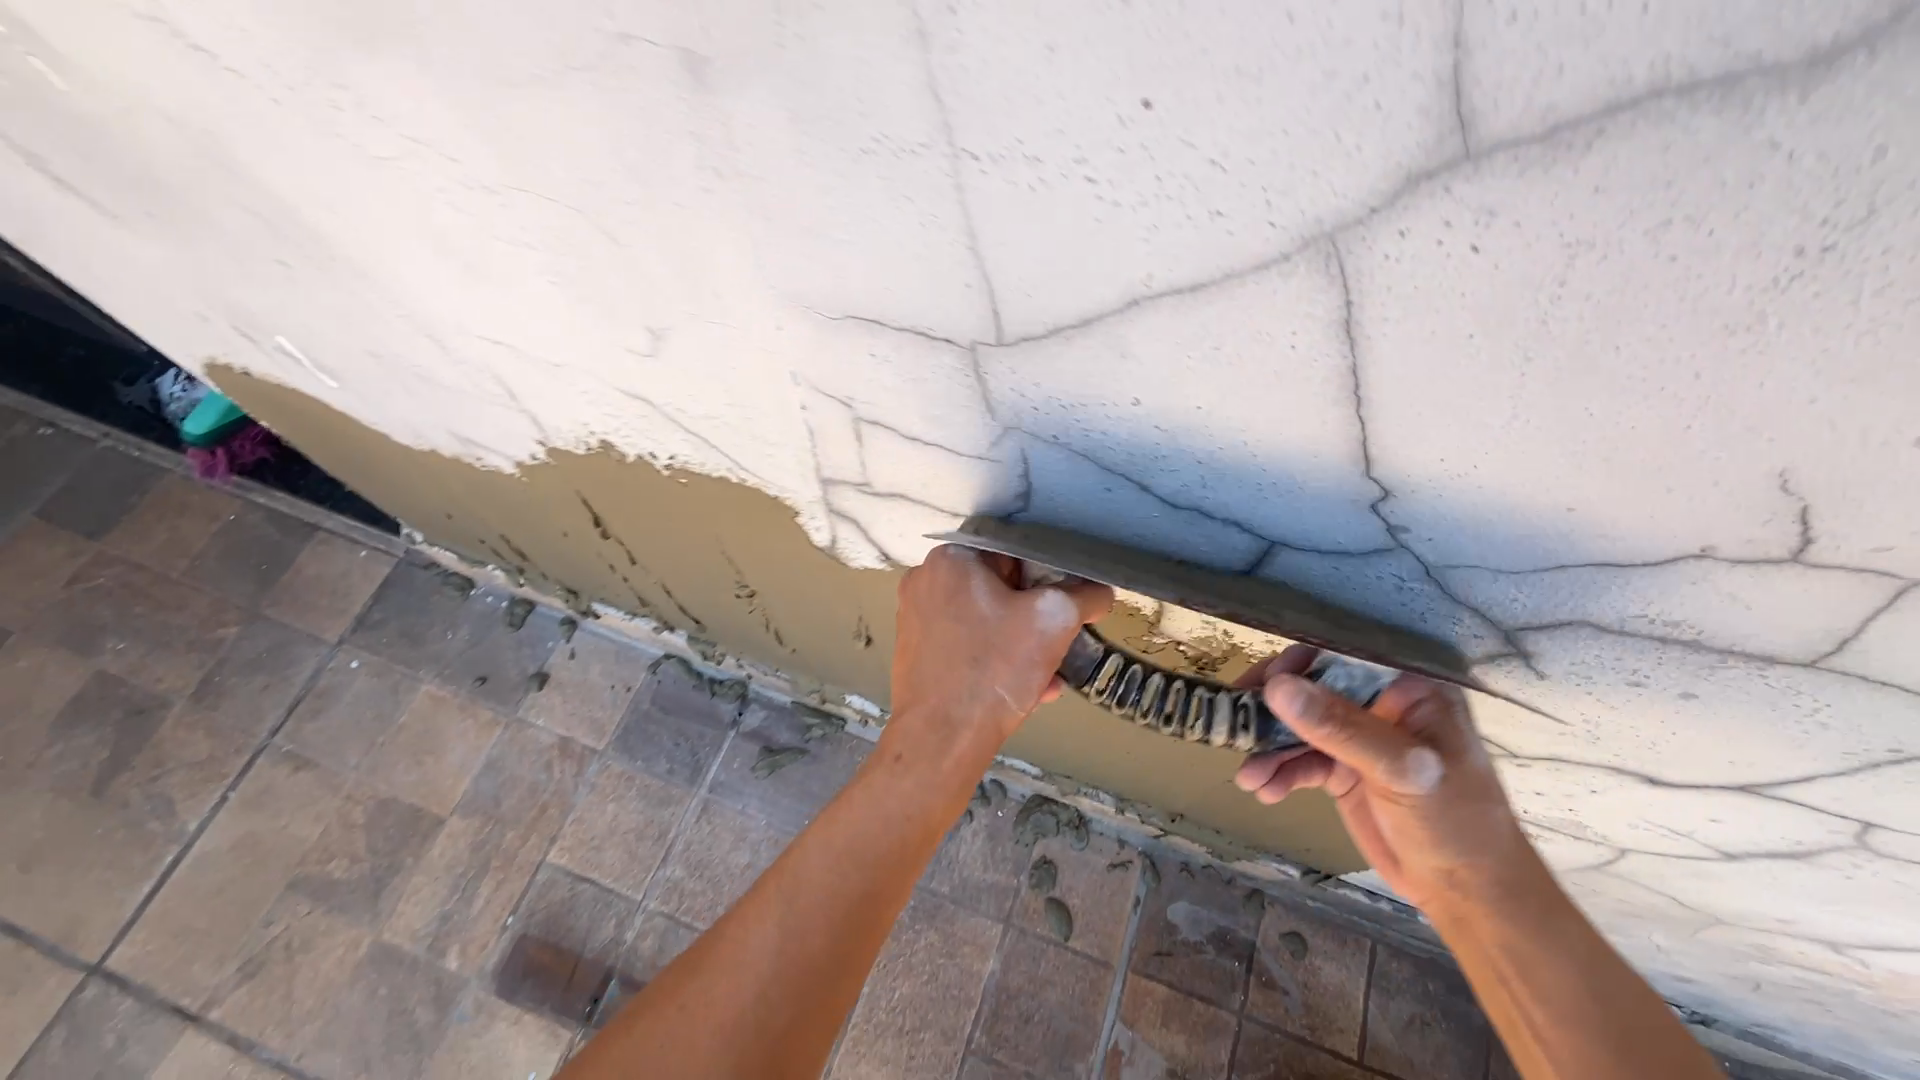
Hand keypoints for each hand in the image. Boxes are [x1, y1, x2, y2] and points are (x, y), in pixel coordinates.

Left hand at [890, 545, 1112, 748]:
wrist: (941, 738)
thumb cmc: (994, 669)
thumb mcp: (1055, 622)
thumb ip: (1085, 596)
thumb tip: (1100, 592)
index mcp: (951, 558)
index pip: (1014, 552)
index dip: (1048, 578)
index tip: (1067, 605)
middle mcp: (925, 580)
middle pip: (999, 588)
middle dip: (1035, 617)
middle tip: (1059, 643)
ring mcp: (915, 618)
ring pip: (985, 622)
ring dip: (1020, 644)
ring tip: (1048, 673)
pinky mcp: (916, 653)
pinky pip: (967, 647)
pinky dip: (997, 661)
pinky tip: (1029, 690)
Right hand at [1233, 645, 1533, 910]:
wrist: (1469, 892)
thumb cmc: (1455, 823)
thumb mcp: (1399, 770)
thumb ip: (1339, 727)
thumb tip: (1277, 687)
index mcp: (1408, 689)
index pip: (1342, 658)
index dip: (1297, 666)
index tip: (1259, 686)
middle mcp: (1380, 705)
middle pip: (1311, 689)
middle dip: (1272, 710)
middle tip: (1236, 723)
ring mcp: (1360, 739)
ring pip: (1299, 727)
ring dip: (1270, 750)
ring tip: (1248, 777)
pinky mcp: (1344, 771)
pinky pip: (1301, 761)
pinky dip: (1279, 773)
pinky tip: (1264, 790)